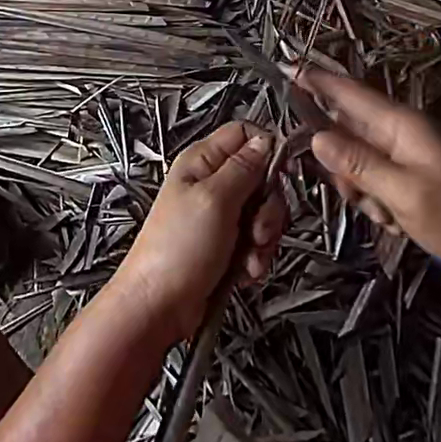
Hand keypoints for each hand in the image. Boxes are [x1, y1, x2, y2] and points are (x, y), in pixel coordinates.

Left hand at [112, 121, 288, 342]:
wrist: (159, 306)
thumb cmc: (174, 251)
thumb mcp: (215, 199)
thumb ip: (244, 167)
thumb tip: (266, 139)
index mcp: (202, 161)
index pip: (245, 135)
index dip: (269, 151)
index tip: (281, 175)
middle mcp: (211, 183)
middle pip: (262, 176)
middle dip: (269, 206)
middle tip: (256, 226)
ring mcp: (219, 213)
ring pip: (263, 211)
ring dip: (264, 236)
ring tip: (248, 252)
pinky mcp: (226, 242)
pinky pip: (257, 240)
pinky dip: (256, 256)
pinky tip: (244, 268)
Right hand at [293, 67, 440, 278]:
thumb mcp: (404, 194)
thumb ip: (358, 164)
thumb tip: (317, 138)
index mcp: (400, 124)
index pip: (349, 92)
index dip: (316, 80)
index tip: (286, 69)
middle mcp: (398, 131)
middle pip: (344, 128)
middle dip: (339, 161)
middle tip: (356, 192)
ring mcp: (400, 151)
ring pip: (351, 156)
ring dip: (355, 184)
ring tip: (382, 211)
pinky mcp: (402, 172)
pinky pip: (366, 175)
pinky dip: (369, 196)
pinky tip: (390, 217)